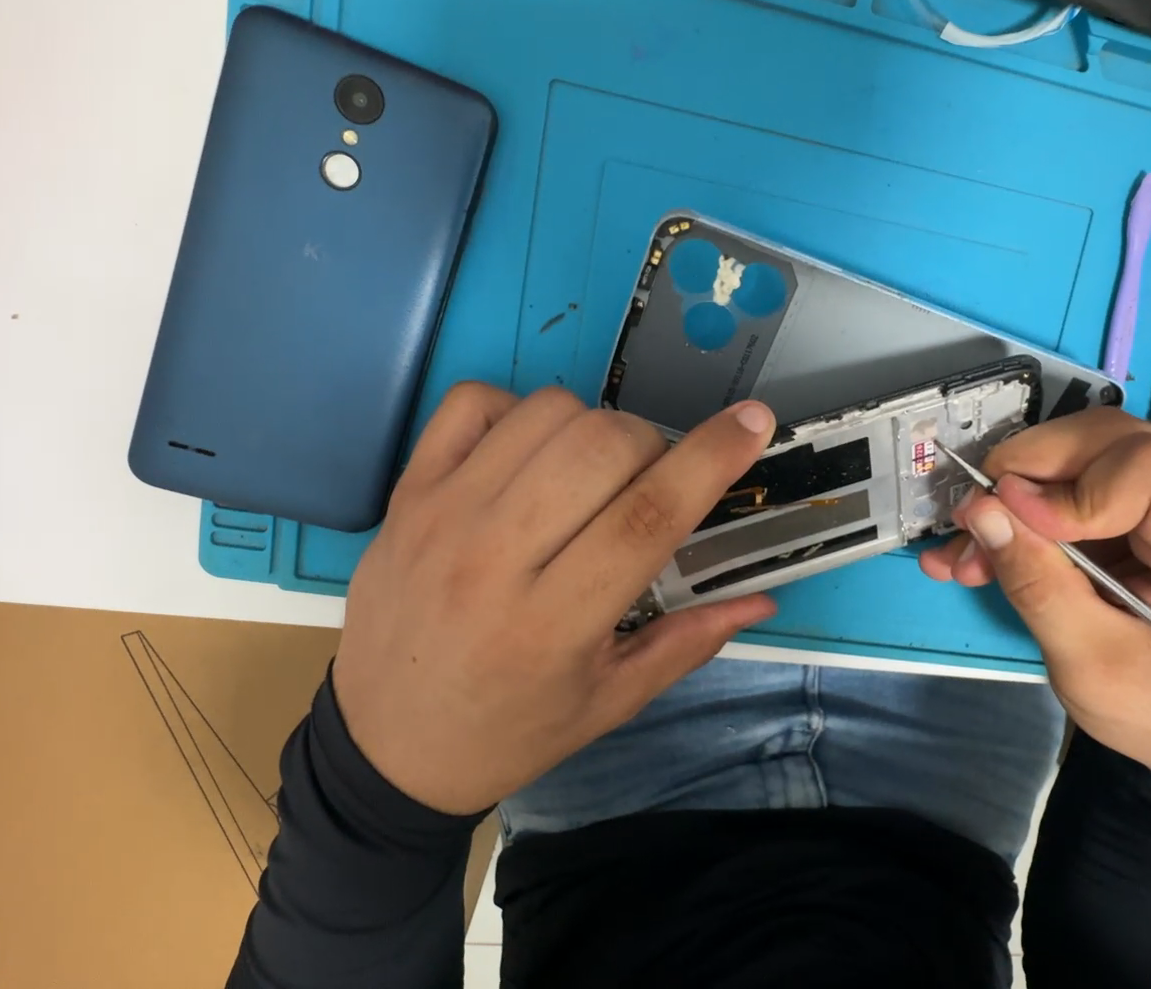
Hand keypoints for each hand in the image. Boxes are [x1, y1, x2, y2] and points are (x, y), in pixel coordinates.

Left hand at [331, 383, 778, 815]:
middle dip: (653, 446)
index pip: (648, 515)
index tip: (754, 422)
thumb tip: (763, 600)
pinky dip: (519, 410)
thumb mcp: (610, 702)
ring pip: (547, 413)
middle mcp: (494, 557)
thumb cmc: (511, 730)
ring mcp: (441, 515)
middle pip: (602, 446)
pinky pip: (473, 402)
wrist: (387, 748)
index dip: (712, 459)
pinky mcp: (406, 492)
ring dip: (595, 428)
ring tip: (591, 474)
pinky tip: (531, 455)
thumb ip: (689, 642)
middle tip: (648, 484)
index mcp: (554, 623)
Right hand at [919, 409, 1150, 790]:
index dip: (1065, 489)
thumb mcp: (1094, 664)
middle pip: (1112, 442)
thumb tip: (981, 509)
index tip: (1002, 524)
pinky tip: (984, 548)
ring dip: (1018, 492)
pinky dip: (1029, 509)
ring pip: (1087, 452)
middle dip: (1028, 473)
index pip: (1145, 469)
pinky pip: (1081, 482)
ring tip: (965, 549)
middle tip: (967, 521)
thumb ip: (1038, 584)